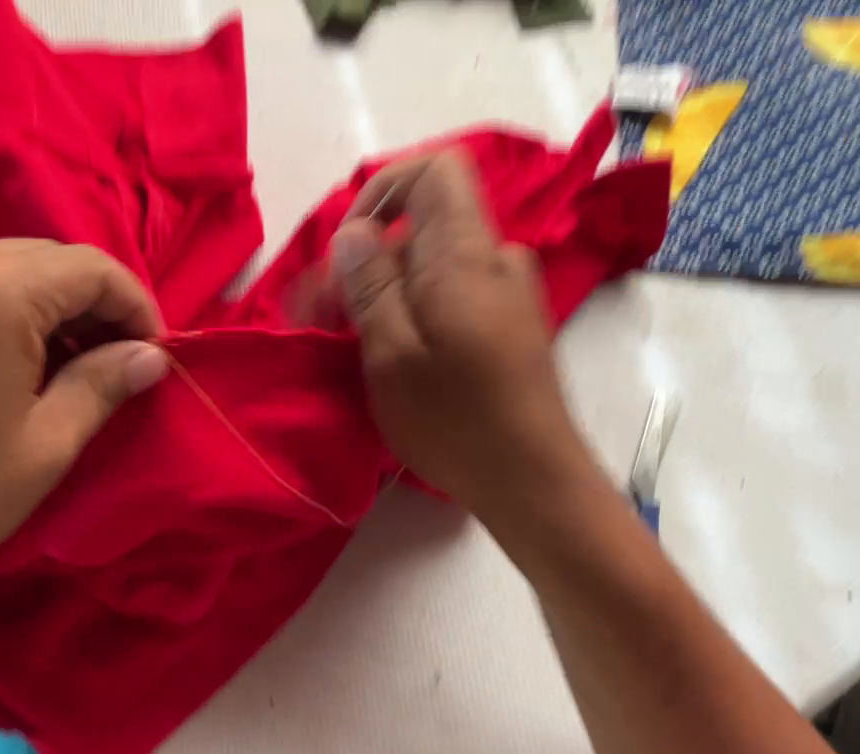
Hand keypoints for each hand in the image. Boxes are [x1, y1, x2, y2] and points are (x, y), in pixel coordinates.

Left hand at [0, 239, 168, 609]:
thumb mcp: (45, 447)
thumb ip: (103, 385)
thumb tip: (151, 357)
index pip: (91, 269)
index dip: (136, 307)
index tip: (156, 356)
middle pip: (46, 260)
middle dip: (94, 305)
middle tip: (120, 364)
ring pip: (3, 269)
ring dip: (49, 308)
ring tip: (71, 369)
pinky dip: (2, 312)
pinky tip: (15, 362)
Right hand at [327, 150, 598, 527]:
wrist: (530, 476)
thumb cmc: (455, 420)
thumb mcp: (393, 355)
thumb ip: (370, 285)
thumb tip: (354, 231)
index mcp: (465, 255)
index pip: (435, 170)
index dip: (383, 191)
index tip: (348, 248)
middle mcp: (494, 260)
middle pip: (426, 223)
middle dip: (370, 258)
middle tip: (329, 316)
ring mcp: (508, 294)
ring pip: (435, 265)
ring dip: (388, 291)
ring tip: (355, 345)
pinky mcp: (509, 326)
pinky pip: (453, 295)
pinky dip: (416, 311)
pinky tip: (396, 359)